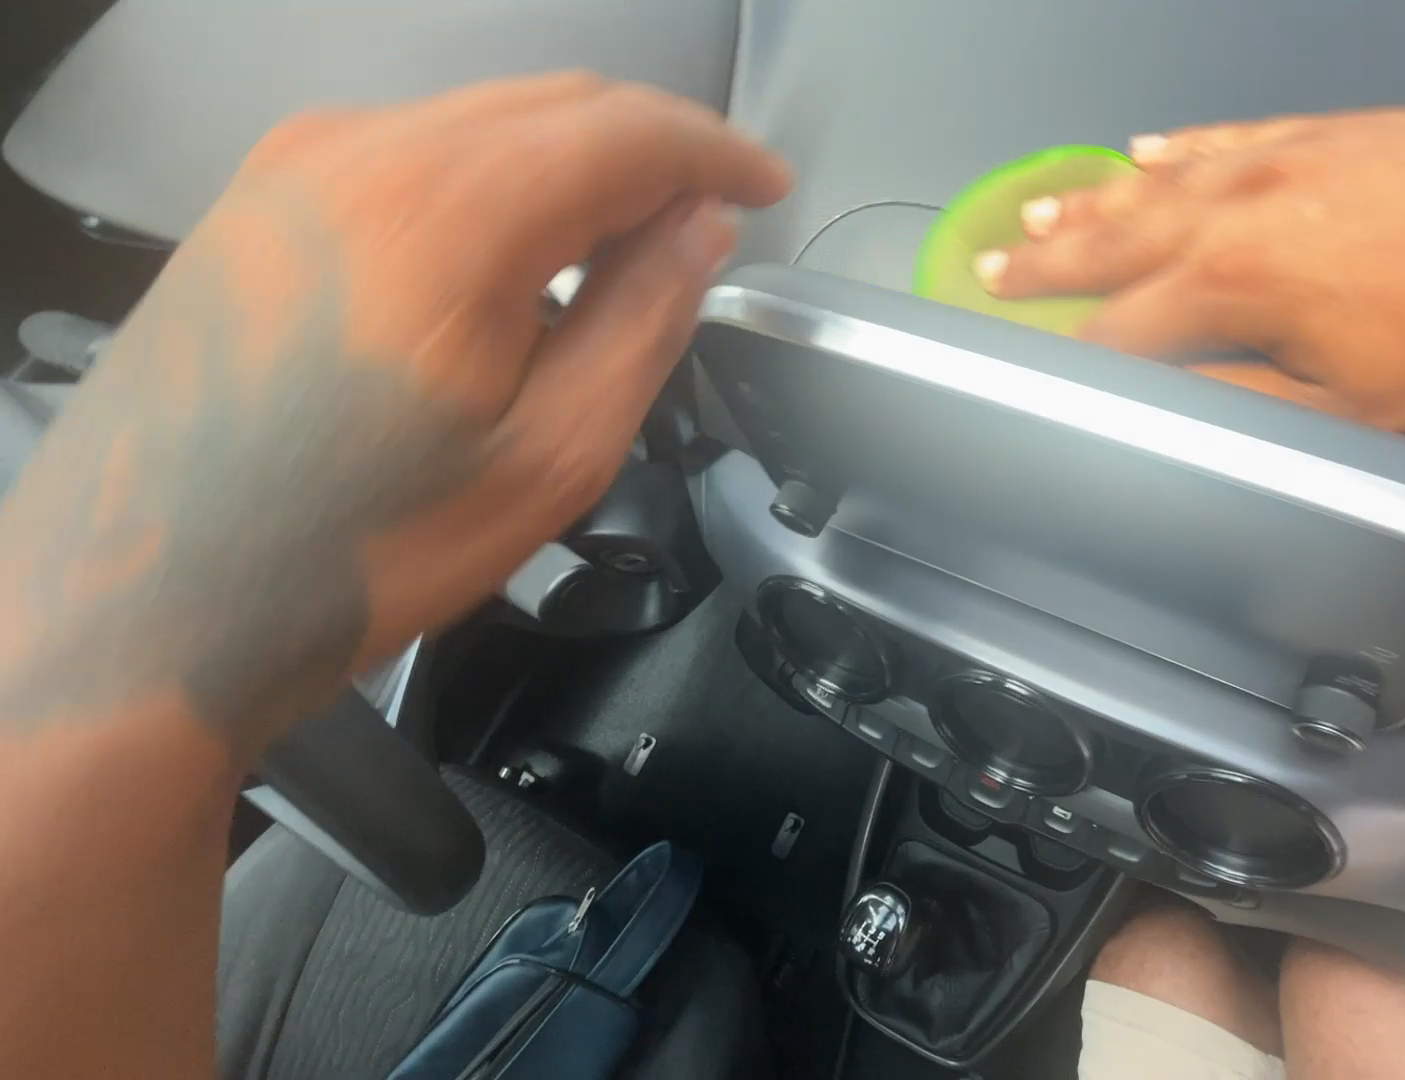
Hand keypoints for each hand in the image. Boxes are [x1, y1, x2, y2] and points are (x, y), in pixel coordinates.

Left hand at [0, 73, 789, 757]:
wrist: (159, 598)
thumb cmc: (387, 540)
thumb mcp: (559, 450)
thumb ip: (644, 319)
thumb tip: (703, 228)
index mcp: (448, 212)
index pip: (619, 134)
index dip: (714, 151)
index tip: (774, 186)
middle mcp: (364, 150)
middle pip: (558, 105)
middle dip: (663, 145)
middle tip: (727, 206)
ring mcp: (301, 166)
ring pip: (495, 122)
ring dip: (593, 163)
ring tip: (655, 231)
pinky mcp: (273, 201)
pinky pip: (434, 154)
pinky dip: (522, 181)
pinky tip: (554, 243)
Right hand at [980, 107, 1404, 429]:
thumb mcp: (1351, 410)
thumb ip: (1240, 402)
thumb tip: (1177, 402)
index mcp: (1235, 280)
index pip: (1118, 327)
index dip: (1064, 351)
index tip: (1024, 360)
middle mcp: (1240, 204)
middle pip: (1109, 241)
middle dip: (1039, 262)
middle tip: (985, 265)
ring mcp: (1283, 155)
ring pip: (1152, 184)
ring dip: (1085, 201)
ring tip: (1032, 208)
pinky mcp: (1329, 131)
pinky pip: (1222, 138)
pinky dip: (1171, 151)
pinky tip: (1140, 151)